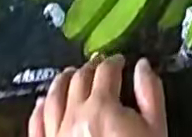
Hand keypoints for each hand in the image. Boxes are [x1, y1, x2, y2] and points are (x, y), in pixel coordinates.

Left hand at [29, 55, 166, 136]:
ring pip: (54, 95)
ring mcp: (56, 136)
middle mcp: (74, 116)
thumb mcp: (155, 131)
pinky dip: (39, 109)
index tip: (120, 62)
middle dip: (92, 68)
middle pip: (80, 78)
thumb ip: (150, 94)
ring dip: (64, 80)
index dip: (115, 62)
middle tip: (100, 67)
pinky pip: (36, 125)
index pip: (107, 70)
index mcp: (102, 107)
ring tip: (71, 74)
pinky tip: (43, 102)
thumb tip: (142, 66)